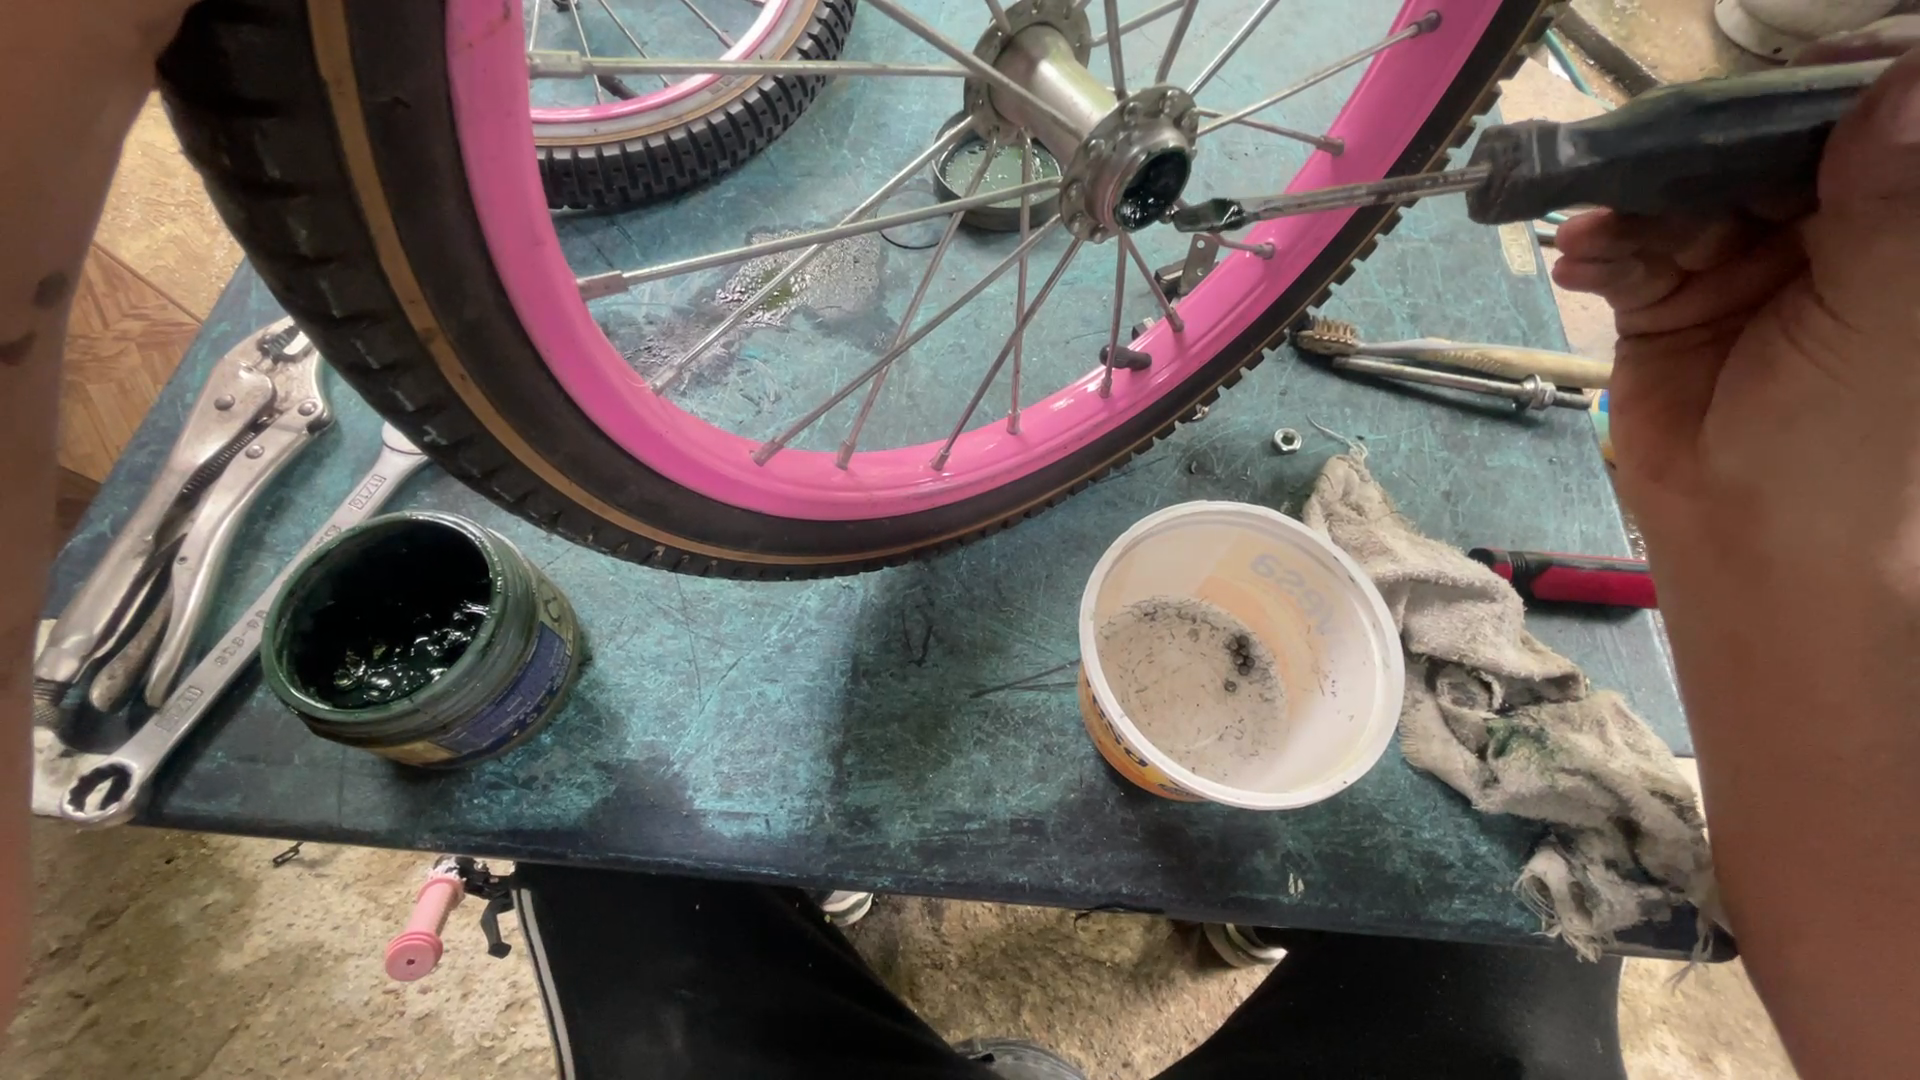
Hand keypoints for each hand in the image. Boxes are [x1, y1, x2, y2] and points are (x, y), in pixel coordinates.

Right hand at [1554, 19, 1919, 567]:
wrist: (1749, 530)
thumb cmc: (1852, 435)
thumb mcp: (1886, 314)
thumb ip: (1893, 203)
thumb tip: (1909, 76)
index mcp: (1908, 223)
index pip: (1878, 127)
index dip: (1832, 91)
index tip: (1775, 71)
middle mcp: (1831, 230)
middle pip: (1764, 155)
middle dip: (1702, 150)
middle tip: (1638, 148)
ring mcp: (1742, 266)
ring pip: (1683, 204)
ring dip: (1632, 212)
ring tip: (1587, 234)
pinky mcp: (1665, 303)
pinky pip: (1629, 258)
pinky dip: (1601, 255)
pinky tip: (1578, 261)